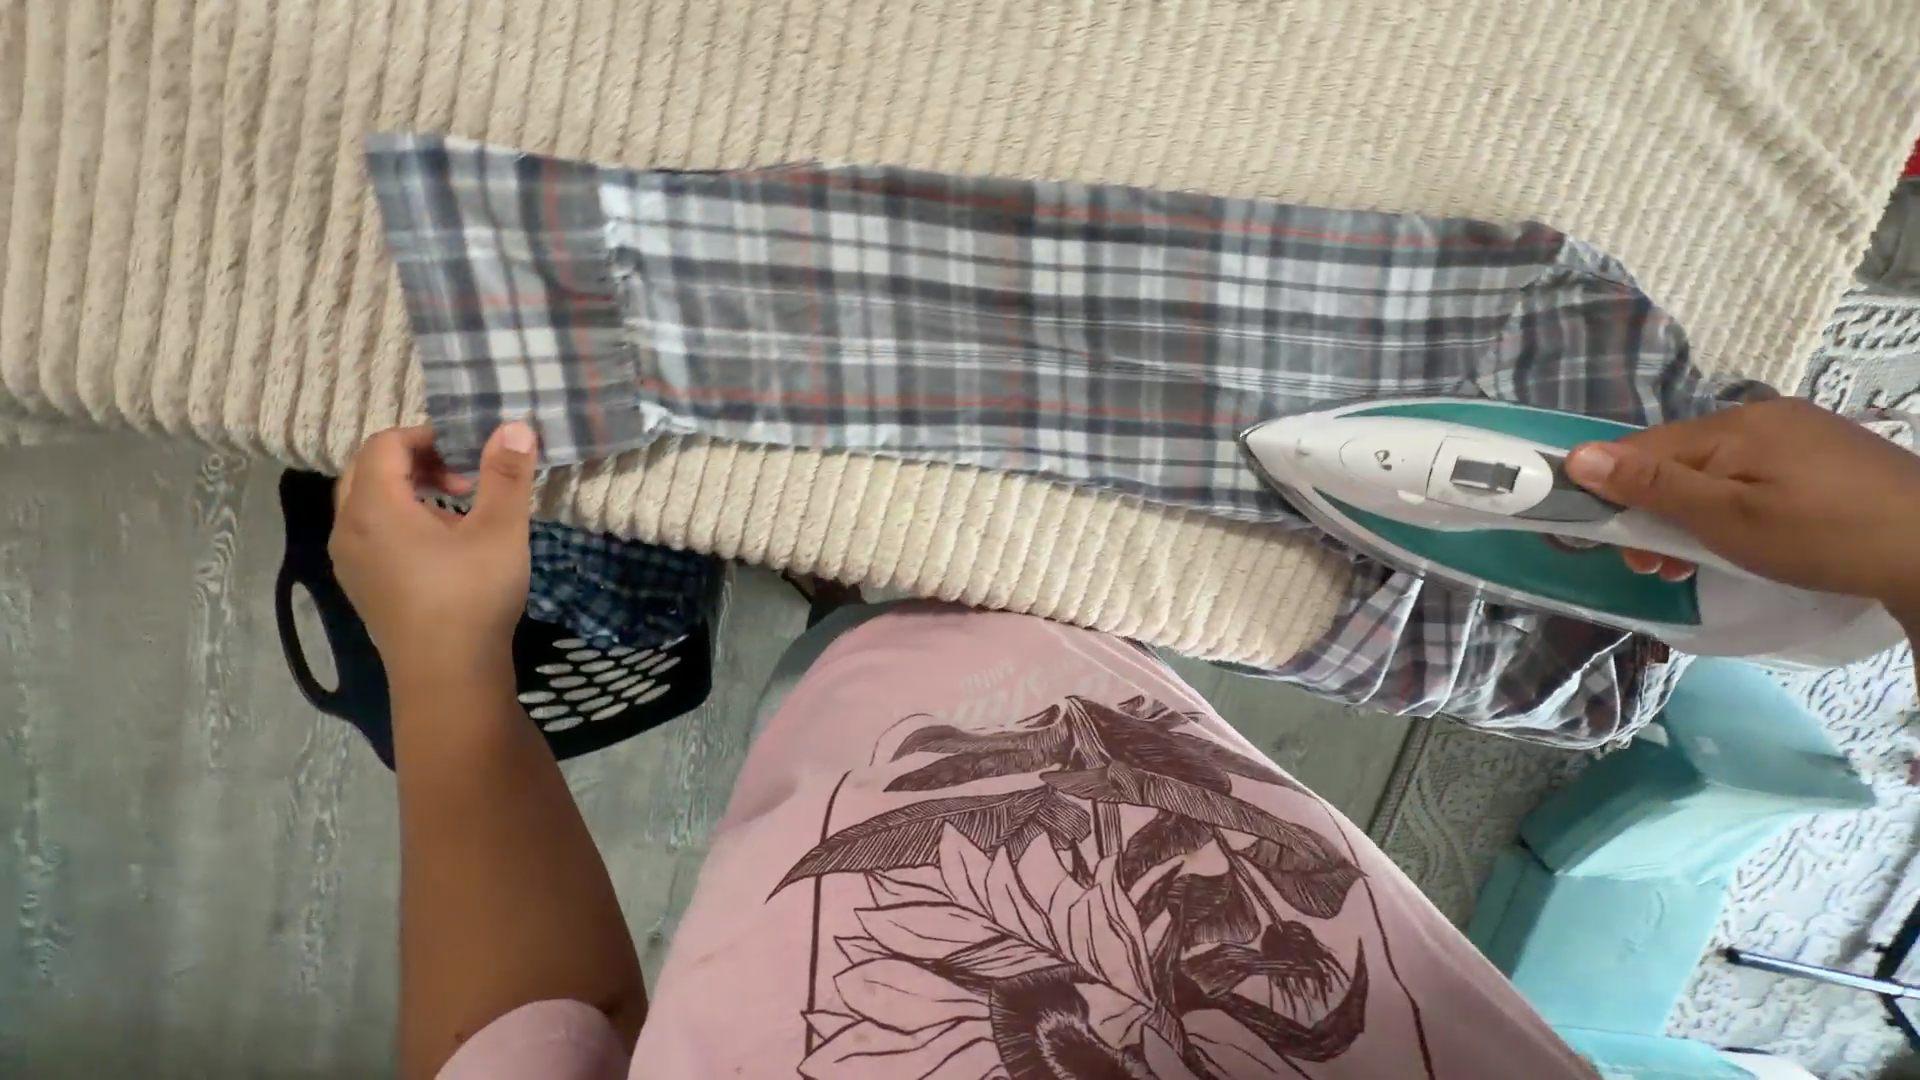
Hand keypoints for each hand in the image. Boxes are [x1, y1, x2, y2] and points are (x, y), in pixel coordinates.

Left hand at [329, 422, 537, 686]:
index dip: (429, 436)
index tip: (473, 452)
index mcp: (374, 506)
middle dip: (418, 462)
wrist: (448, 672)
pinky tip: (445, 548)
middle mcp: (348, 528)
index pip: (385, 444)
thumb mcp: (500, 529)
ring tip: (460, 511)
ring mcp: (351, 560)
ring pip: (369, 504)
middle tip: (465, 478)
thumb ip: (506, 474)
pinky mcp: (363, 585)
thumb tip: (515, 425)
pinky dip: (403, 522)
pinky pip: (372, 534)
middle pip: (369, 471)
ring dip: (411, 493)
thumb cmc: (473, 594)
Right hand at [1564, 398, 1919, 619]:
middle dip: (1650, 510)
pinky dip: (1725, 505)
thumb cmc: (1825, 538)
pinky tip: (1739, 536)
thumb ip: (1649, 485)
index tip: (1611, 543)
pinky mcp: (1822, 454)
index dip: (1610, 491)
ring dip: (1685, 513)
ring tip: (1692, 560)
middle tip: (1656, 565)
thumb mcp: (1725, 517)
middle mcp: (1762, 417)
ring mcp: (1797, 433)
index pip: (1638, 449)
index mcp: (1734, 426)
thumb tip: (1575, 455)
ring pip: (1707, 470)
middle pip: (1672, 460)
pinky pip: (1745, 473)